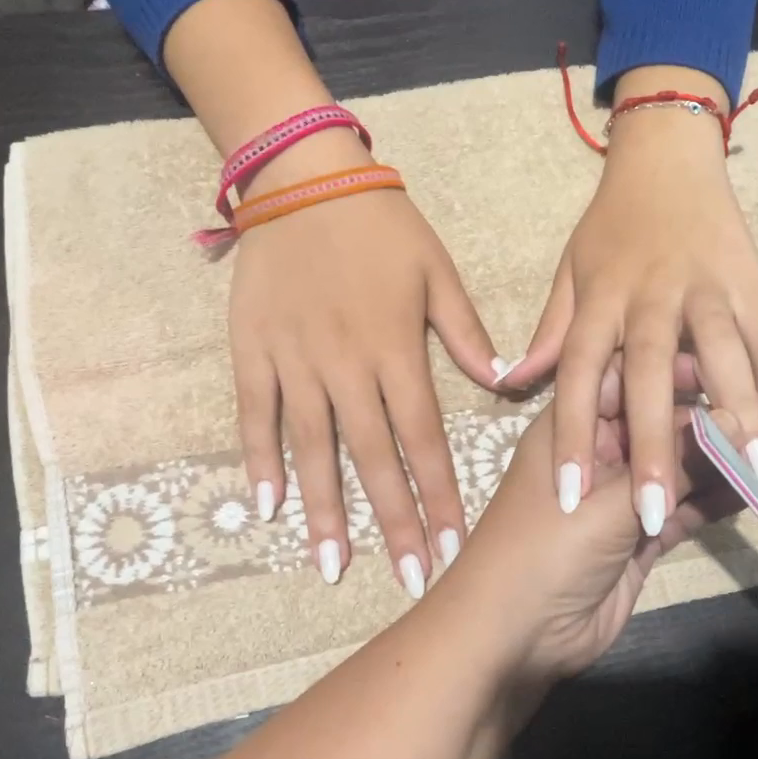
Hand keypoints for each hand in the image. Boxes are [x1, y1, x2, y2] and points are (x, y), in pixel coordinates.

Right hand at [230, 131, 501, 597]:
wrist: (304, 181)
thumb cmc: (381, 226)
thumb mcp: (438, 270)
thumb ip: (468, 332)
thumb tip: (504, 382)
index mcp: (397, 350)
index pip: (425, 437)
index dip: (439, 493)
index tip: (451, 545)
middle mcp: (347, 367)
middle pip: (373, 457)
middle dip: (393, 521)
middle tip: (406, 577)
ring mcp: (295, 362)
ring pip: (313, 448)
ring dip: (325, 509)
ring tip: (332, 565)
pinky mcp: (253, 352)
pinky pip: (255, 415)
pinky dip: (259, 460)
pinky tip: (267, 506)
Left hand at [443, 365, 757, 682]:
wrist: (511, 638)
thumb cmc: (545, 547)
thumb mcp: (610, 502)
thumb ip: (676, 464)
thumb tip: (738, 421)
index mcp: (571, 425)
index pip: (628, 382)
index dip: (675, 372)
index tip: (726, 369)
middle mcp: (597, 454)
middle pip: (660, 428)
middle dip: (711, 425)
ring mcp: (618, 500)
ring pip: (677, 473)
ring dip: (721, 467)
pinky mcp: (637, 541)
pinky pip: (683, 513)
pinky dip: (715, 504)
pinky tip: (753, 492)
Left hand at [505, 67, 757, 539]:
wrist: (669, 156)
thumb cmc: (613, 225)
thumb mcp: (570, 273)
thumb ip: (550, 332)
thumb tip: (509, 382)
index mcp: (599, 299)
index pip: (577, 375)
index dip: (570, 435)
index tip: (570, 498)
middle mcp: (649, 295)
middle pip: (648, 374)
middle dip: (653, 444)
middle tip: (655, 512)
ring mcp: (704, 286)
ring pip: (720, 354)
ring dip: (737, 415)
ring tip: (752, 475)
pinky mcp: (750, 279)